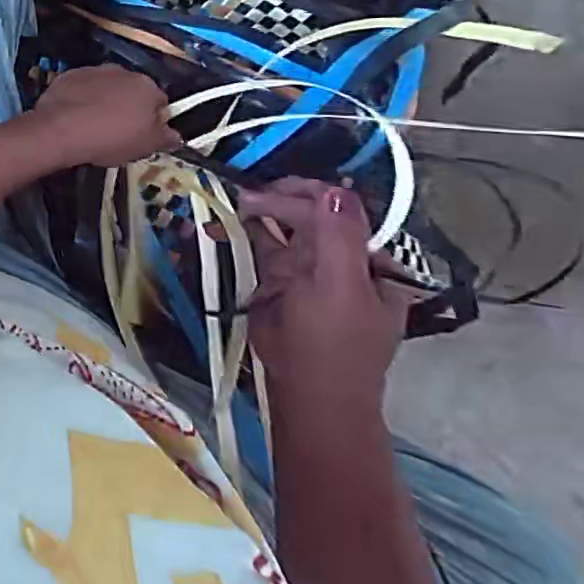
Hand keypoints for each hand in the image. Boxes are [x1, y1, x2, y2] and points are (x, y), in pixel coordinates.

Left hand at [27, 65, 179, 167]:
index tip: (140, 135)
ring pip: (104, 87)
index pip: (159, 102)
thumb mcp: (145, 146)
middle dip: (126, 107)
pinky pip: (79, 88)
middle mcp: (121, 71)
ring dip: (102, 100)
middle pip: (131, 91)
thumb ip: (165, 138)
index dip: (152, 121)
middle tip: (116, 131)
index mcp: (147, 86)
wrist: (60, 130)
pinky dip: (79, 98)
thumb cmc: (110, 138)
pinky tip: (73, 116)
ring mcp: (91, 71)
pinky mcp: (66, 76)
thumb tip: (174, 135)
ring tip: (92, 125)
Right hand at [237, 179, 409, 415]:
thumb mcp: (341, 289)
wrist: (306, 390)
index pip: (337, 211)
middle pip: (306, 213)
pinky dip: (236, 233)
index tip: (264, 195)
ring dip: (251, 213)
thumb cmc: (332, 342)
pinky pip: (257, 246)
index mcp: (369, 258)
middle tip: (241, 199)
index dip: (303, 197)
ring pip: (278, 226)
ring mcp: (305, 267)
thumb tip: (333, 192)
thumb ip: (339, 239)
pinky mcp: (275, 278)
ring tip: (224, 207)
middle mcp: (339, 257)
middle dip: (274, 200)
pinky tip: (214, 229)